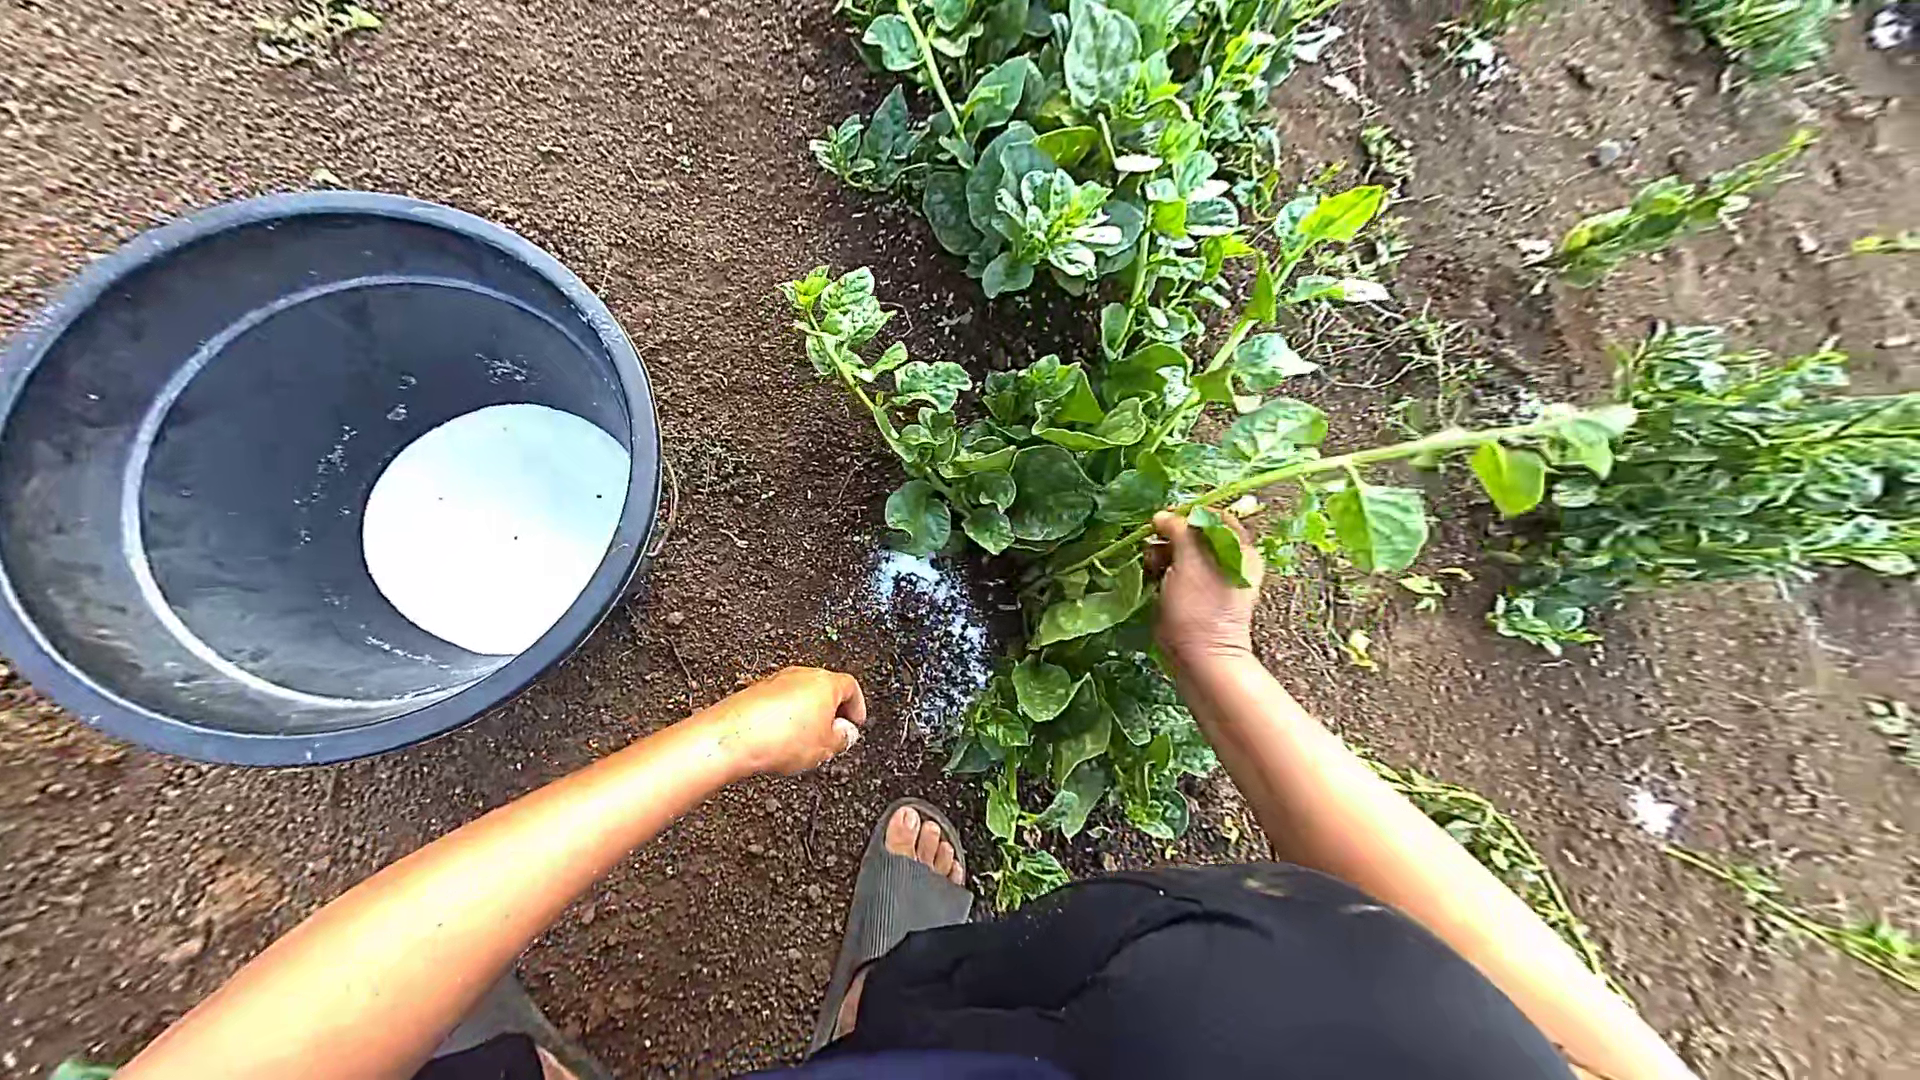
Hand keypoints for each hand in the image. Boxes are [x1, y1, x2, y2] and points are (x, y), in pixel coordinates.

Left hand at [694, 667, 866, 776]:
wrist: (732, 737)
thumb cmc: (779, 738)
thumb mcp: (825, 748)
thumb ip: (843, 738)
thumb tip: (846, 734)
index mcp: (826, 682)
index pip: (851, 688)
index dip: (857, 707)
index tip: (855, 723)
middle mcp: (802, 675)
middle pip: (825, 689)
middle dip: (831, 712)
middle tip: (832, 735)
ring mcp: (777, 681)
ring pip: (801, 696)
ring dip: (807, 715)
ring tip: (804, 742)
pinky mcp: (756, 692)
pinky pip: (779, 703)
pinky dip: (784, 717)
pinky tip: (780, 740)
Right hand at [1152, 510, 1261, 667]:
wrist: (1199, 654)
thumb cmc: (1199, 607)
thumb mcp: (1191, 561)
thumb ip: (1180, 531)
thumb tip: (1162, 515)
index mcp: (1238, 550)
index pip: (1212, 517)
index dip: (1187, 514)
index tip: (1163, 519)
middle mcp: (1226, 560)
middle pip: (1194, 532)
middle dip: (1170, 534)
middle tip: (1153, 541)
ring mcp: (1208, 576)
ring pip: (1181, 550)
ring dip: (1161, 551)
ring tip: (1150, 562)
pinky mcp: (1192, 591)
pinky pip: (1175, 568)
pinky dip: (1161, 566)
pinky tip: (1151, 573)